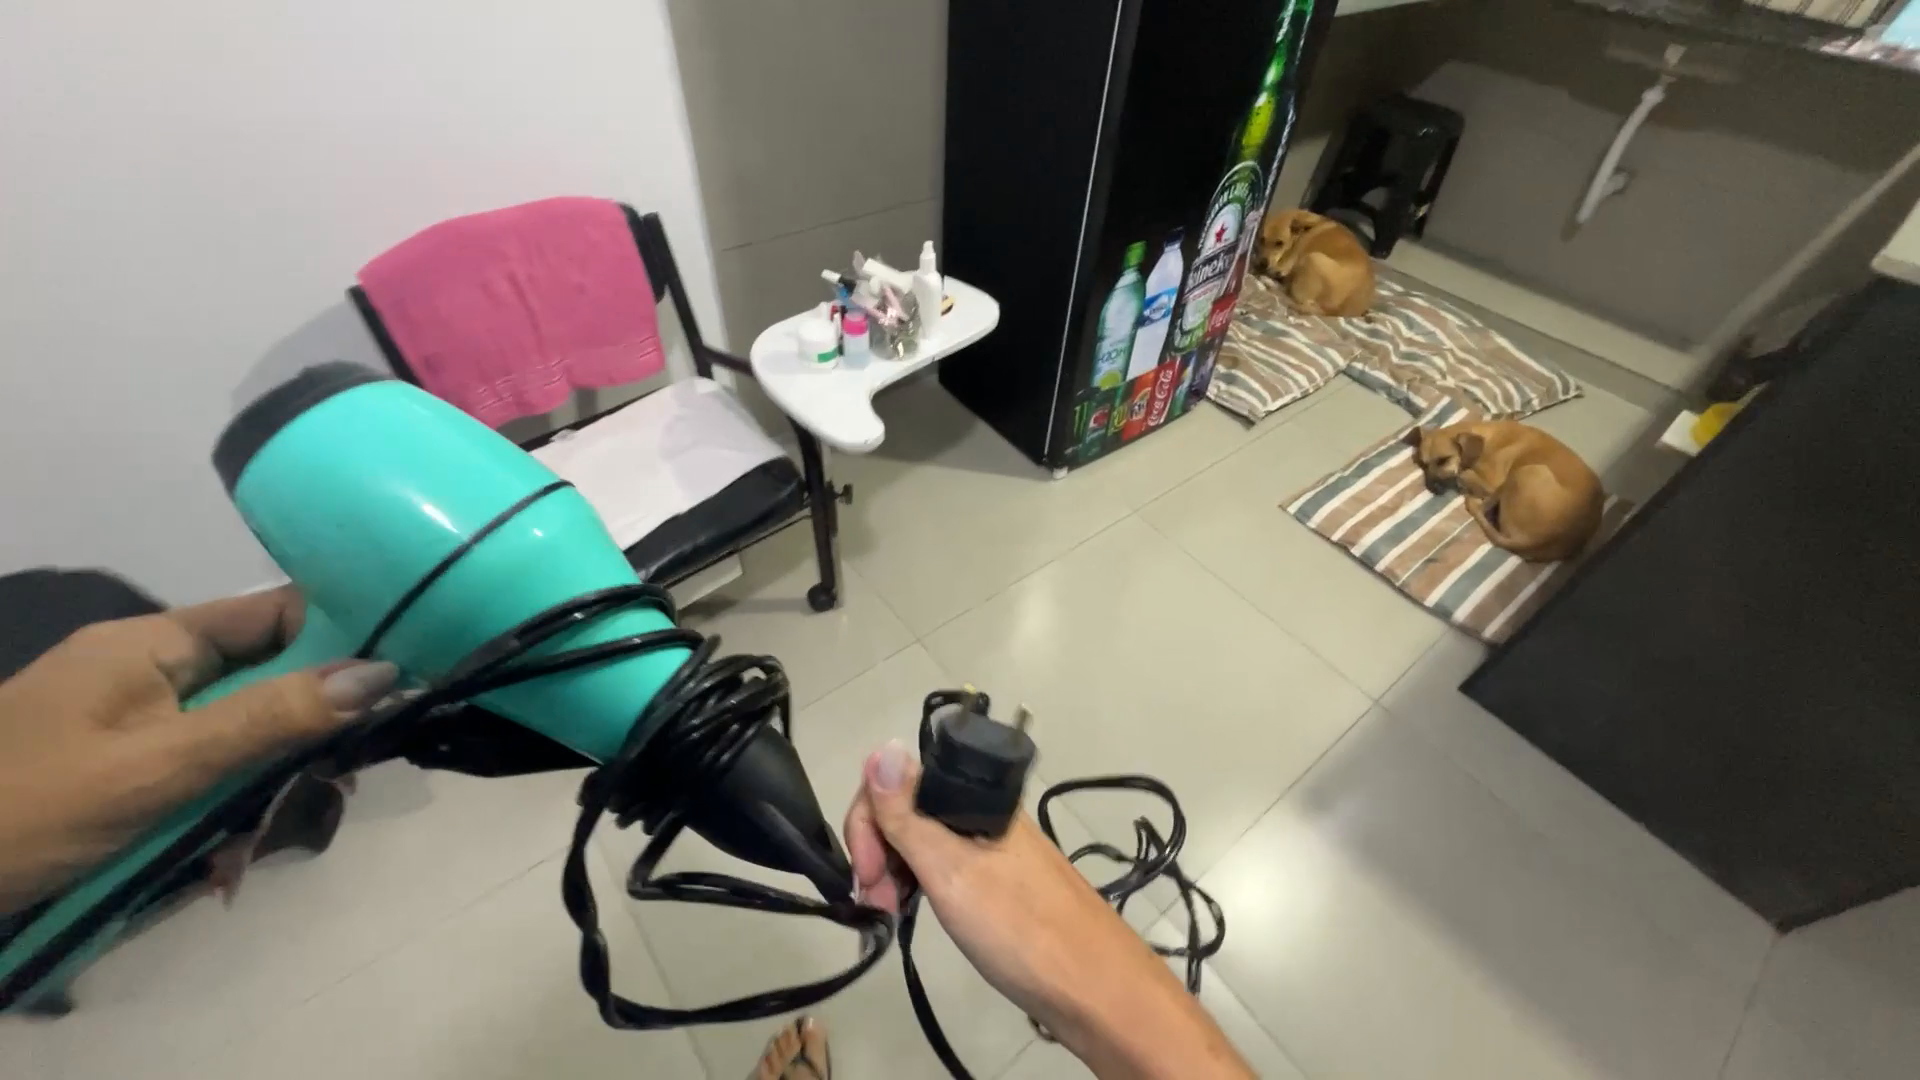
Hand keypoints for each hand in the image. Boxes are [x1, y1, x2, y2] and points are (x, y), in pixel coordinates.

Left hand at [0, 587, 396, 913]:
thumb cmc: (15, 814)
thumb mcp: (156, 768)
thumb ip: (272, 718)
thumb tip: (386, 675)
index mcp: (152, 645)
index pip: (279, 611)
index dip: (348, 628)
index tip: (410, 663)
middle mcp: (155, 672)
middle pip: (275, 674)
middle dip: (318, 722)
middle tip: (352, 770)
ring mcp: (144, 725)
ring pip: (253, 729)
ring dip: (279, 775)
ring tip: (291, 825)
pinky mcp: (136, 774)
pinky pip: (217, 772)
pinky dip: (236, 807)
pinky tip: (231, 855)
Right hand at [843, 742, 1252, 1079]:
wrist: (1094, 988)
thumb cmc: (1019, 927)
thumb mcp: (951, 872)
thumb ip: (908, 815)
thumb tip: (879, 746)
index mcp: (973, 794)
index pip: (896, 781)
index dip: (869, 821)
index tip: (866, 873)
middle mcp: (980, 806)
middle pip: (906, 806)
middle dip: (878, 847)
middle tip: (875, 901)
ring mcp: (988, 840)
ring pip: (921, 836)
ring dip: (894, 868)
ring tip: (889, 913)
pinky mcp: (993, 872)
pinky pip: (941, 860)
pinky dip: (917, 881)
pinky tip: (911, 909)